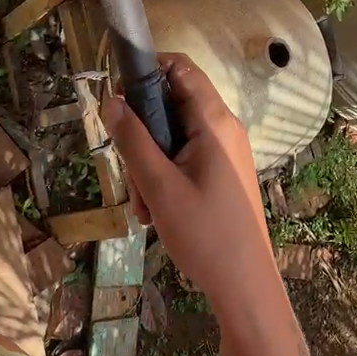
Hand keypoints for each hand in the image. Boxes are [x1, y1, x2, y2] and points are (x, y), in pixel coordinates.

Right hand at [104, 54, 276, 315]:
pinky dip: (167, 176)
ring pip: (175, 136)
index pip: (180, 68)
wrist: (246, 287)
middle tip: (131, 174)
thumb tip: (111, 100)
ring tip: (145, 207)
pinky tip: (158, 212)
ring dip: (151, 164)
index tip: (118, 97)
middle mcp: (224, 127)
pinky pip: (187, 157)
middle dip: (143, 135)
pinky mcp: (224, 171)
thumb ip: (133, 140)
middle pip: (172, 105)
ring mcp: (226, 150)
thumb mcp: (159, 187)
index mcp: (214, 121)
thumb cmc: (204, 234)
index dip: (147, 71)